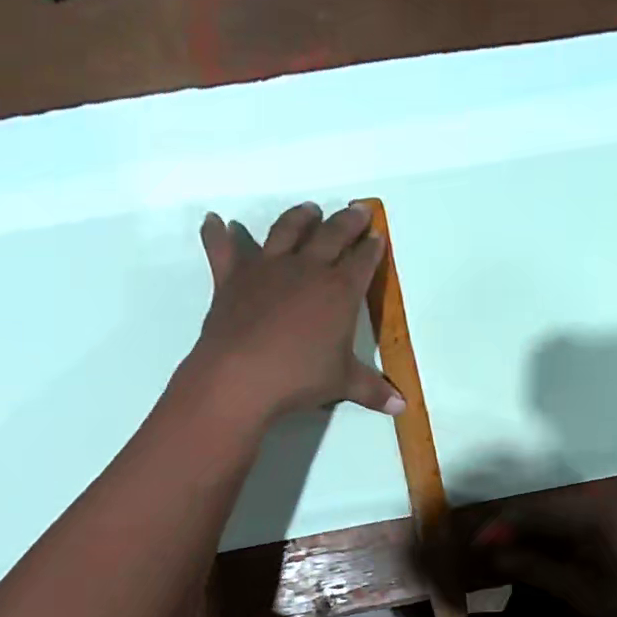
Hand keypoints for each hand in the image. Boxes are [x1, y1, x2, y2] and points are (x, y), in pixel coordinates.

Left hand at [187, 201, 404, 419]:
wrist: (241, 376)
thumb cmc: (300, 377)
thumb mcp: (343, 383)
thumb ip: (373, 390)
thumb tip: (402, 407)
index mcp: (340, 291)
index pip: (363, 261)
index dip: (372, 248)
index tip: (377, 235)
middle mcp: (307, 270)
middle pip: (331, 235)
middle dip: (347, 221)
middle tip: (356, 209)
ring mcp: (267, 269)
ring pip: (286, 231)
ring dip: (299, 218)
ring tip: (309, 209)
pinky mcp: (232, 278)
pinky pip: (223, 249)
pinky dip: (217, 233)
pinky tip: (215, 220)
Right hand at [475, 502, 616, 616]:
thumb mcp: (580, 594)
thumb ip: (536, 570)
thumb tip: (496, 555)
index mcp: (595, 517)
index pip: (537, 511)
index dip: (504, 526)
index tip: (477, 543)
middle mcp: (606, 504)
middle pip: (549, 506)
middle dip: (517, 524)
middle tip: (490, 546)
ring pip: (564, 512)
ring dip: (536, 528)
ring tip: (512, 549)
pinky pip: (581, 518)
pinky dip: (558, 532)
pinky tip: (547, 550)